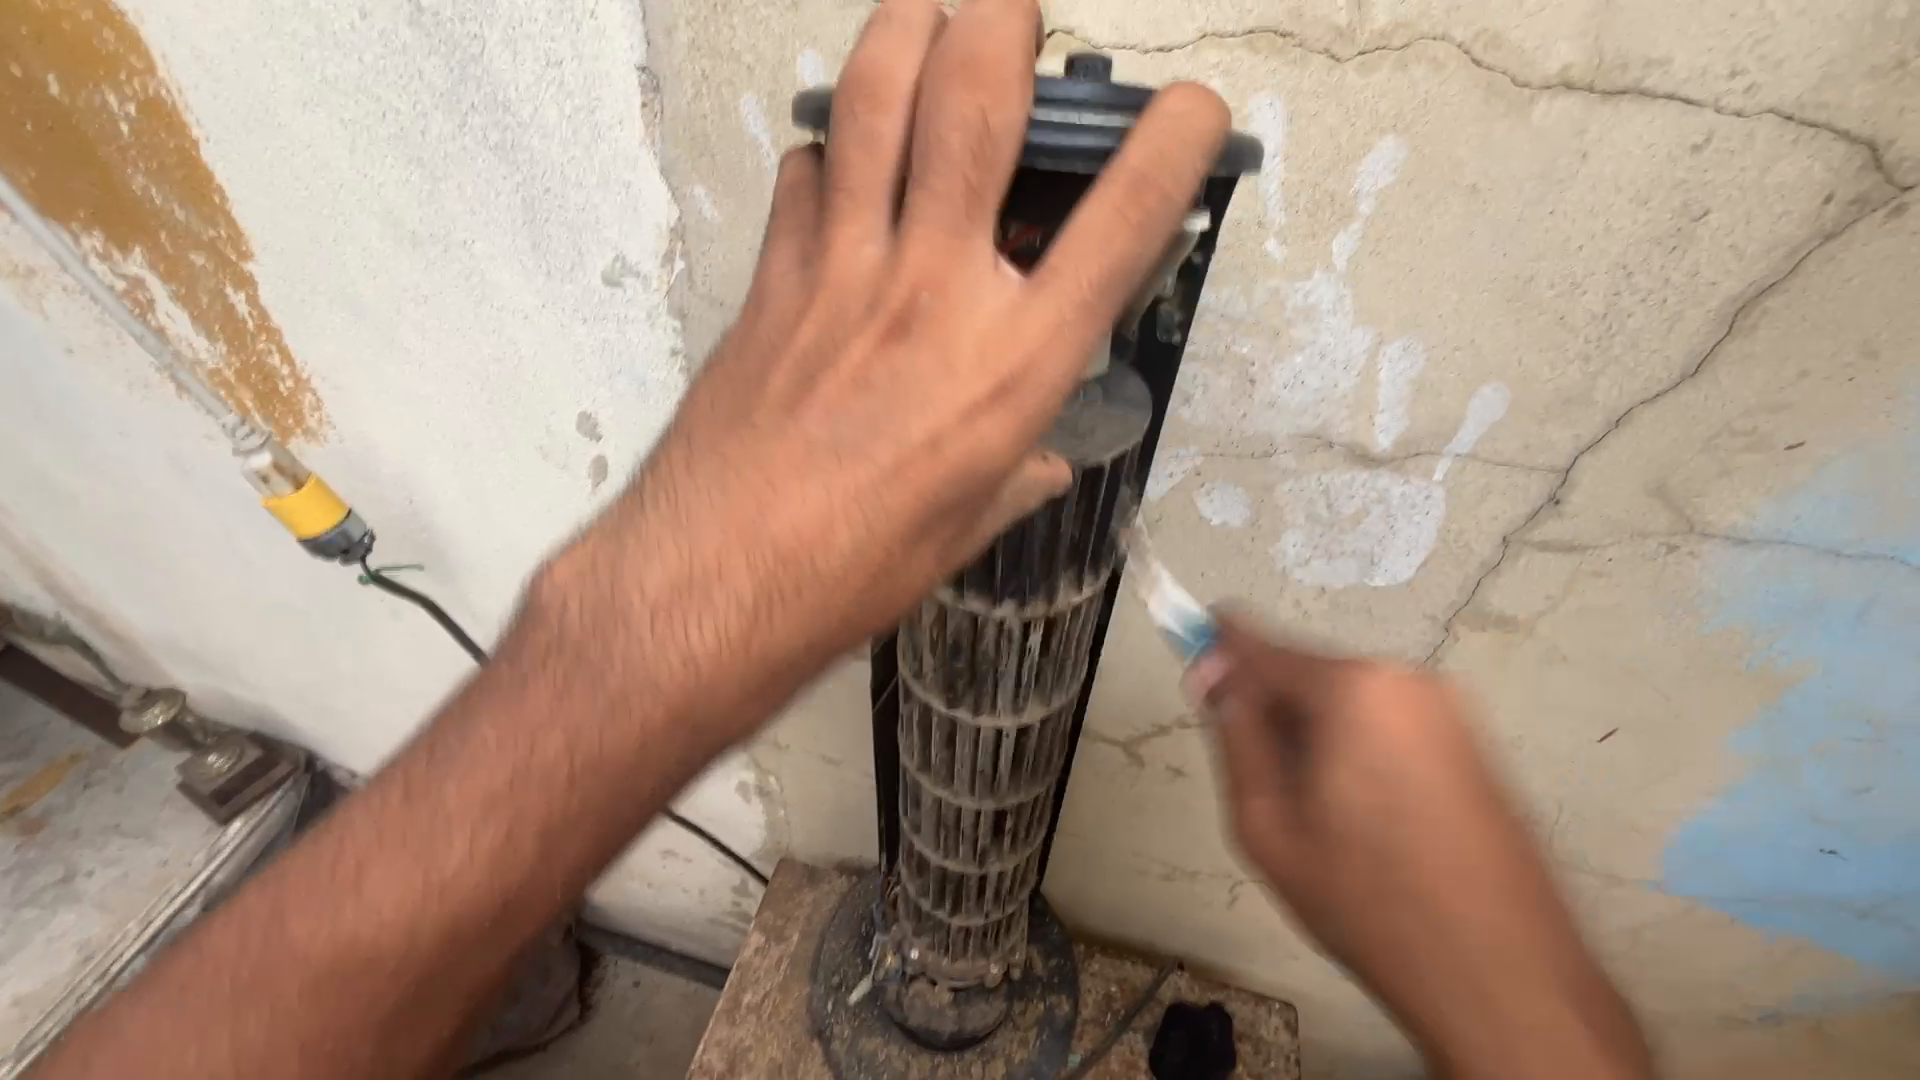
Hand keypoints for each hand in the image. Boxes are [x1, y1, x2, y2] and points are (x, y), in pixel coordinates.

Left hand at [543, 0, 1229, 748]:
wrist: (718, 581)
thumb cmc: (854, 571)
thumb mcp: (966, 531)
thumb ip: (1014, 478)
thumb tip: (1039, 464)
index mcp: (1012, 367)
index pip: (1120, 223)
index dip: (1170, 146)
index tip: (1189, 113)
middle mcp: (936, 292)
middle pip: (974, 96)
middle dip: (1003, 23)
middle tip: (1012, 21)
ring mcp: (844, 271)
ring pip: (871, 97)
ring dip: (905, 32)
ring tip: (928, 22)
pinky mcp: (772, 278)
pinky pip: (802, 175)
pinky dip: (824, 153)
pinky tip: (835, 171)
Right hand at [1188, 615, 1652, 1079]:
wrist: (1504, 978)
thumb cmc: (1365, 899)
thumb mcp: (1264, 820)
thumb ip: (1233, 732)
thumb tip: (1211, 673)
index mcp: (1350, 688)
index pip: (1255, 642)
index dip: (1215, 658)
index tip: (1199, 695)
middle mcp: (1404, 678)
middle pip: (1303, 671)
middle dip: (1271, 712)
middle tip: (1266, 788)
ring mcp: (1449, 707)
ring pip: (1344, 699)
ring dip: (1313, 734)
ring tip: (1318, 813)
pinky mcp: (1473, 740)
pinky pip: (1385, 721)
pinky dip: (1356, 748)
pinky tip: (1364, 817)